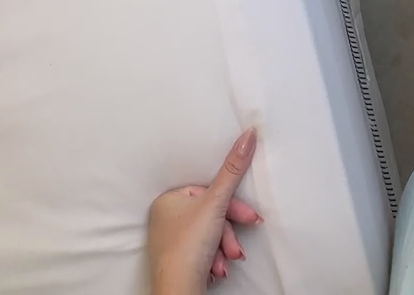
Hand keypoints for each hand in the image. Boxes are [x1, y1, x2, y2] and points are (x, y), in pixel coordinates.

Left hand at [147, 128, 262, 293]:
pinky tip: (217, 269)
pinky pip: (203, 251)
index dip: (231, 205)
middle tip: (238, 245)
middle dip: (229, 231)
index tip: (248, 217)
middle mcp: (165, 219)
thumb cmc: (190, 246)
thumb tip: (249, 134)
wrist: (179, 293)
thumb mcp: (217, 203)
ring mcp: (170, 242)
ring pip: (210, 234)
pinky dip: (215, 258)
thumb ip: (233, 169)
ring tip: (228, 260)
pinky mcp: (177, 262)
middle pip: (211, 215)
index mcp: (167, 200)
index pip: (208, 192)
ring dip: (224, 247)